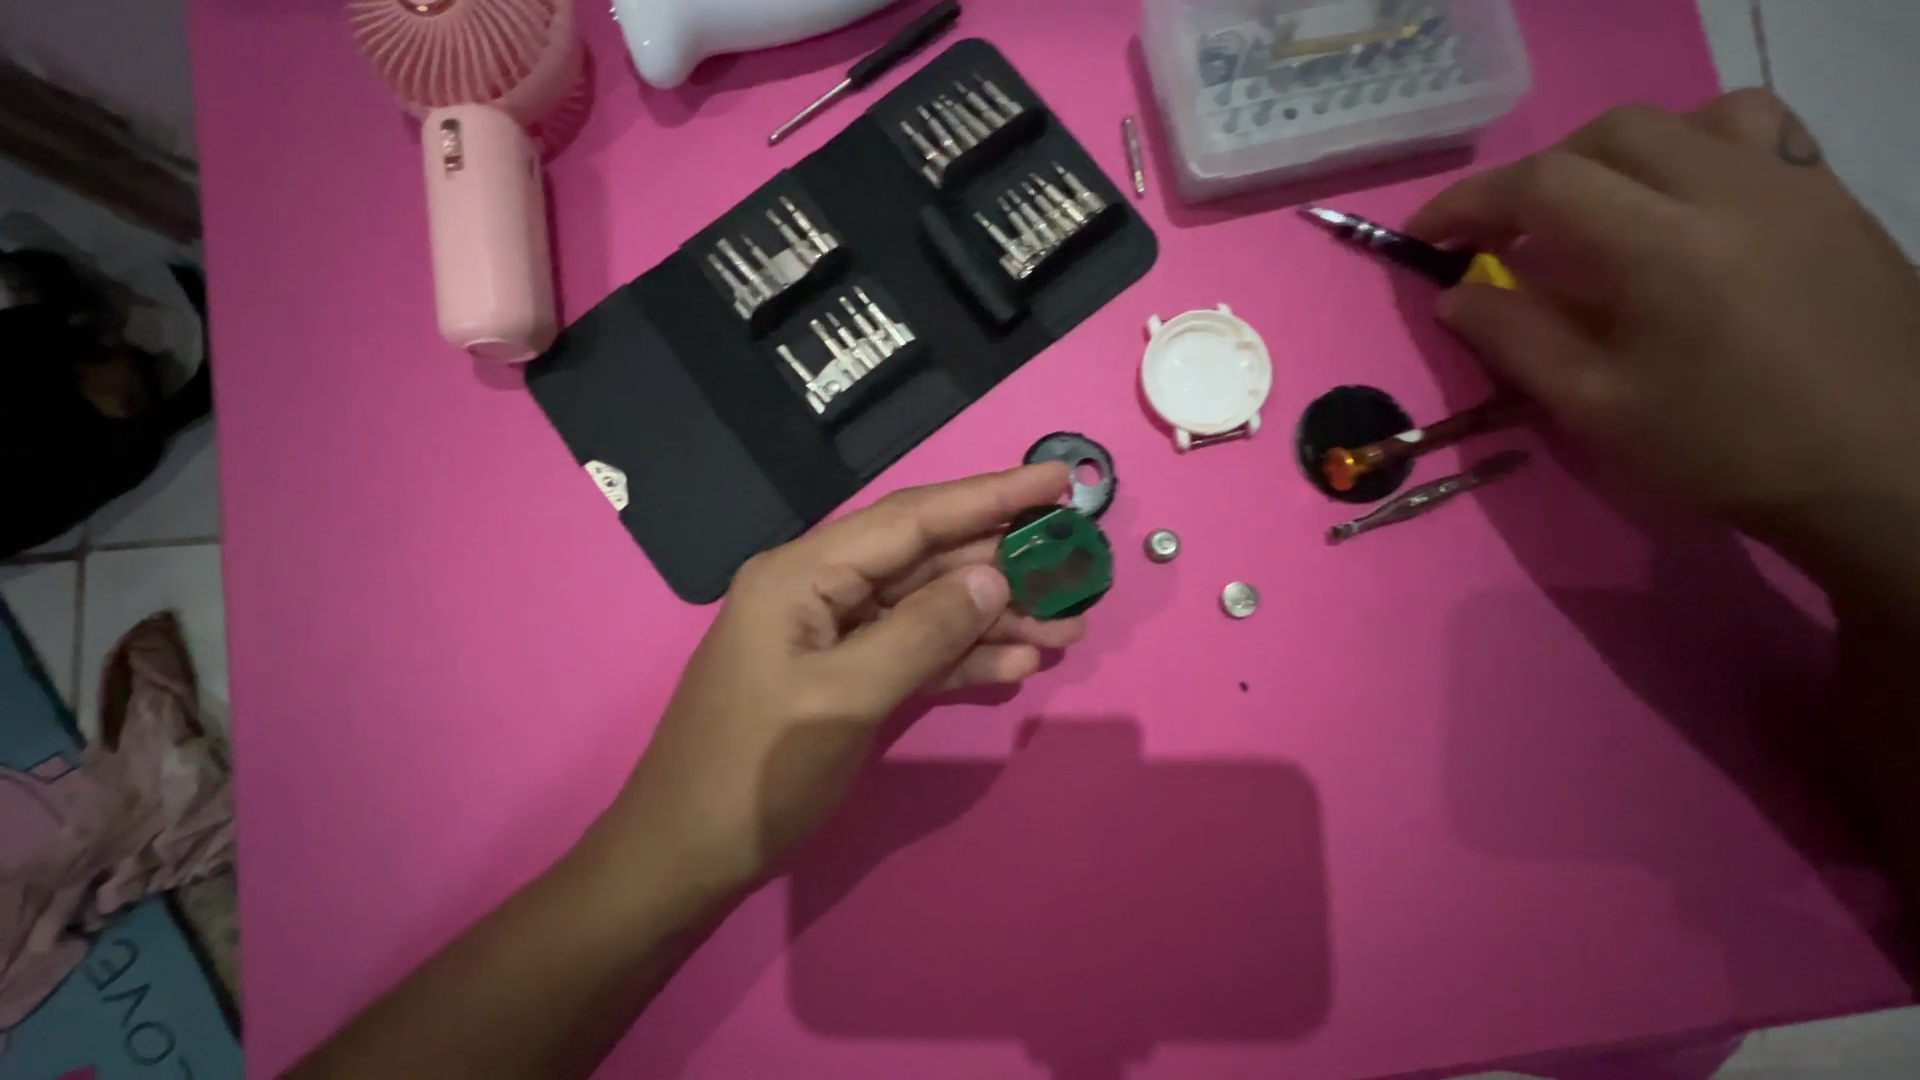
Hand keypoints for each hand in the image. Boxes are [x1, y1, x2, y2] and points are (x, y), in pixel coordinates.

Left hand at [606, 465, 1085, 894]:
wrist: (689, 853)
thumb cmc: (756, 771)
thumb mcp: (845, 697)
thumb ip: (924, 631)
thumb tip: (993, 579)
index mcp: (805, 572)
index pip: (912, 517)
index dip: (989, 497)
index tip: (1056, 483)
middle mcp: (822, 588)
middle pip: (928, 560)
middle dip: (1004, 565)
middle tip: (1078, 566)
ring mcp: (836, 634)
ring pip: (930, 608)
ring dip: (996, 617)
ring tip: (1067, 627)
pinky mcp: (848, 676)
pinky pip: (916, 652)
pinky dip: (964, 657)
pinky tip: (1017, 663)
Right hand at [1408, 91, 1919, 606]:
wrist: (1885, 466)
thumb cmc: (1721, 446)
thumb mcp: (1593, 404)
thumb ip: (1514, 338)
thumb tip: (1452, 295)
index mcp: (1664, 246)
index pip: (1543, 185)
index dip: (1467, 202)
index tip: (1424, 235)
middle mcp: (1733, 189)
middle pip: (1609, 136)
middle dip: (1533, 177)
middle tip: (1498, 235)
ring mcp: (1794, 183)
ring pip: (1686, 119)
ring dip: (1613, 155)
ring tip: (1588, 213)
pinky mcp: (1830, 197)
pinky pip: (1754, 131)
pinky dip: (1689, 149)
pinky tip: (1673, 205)